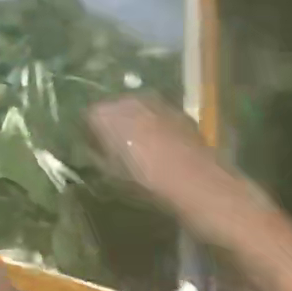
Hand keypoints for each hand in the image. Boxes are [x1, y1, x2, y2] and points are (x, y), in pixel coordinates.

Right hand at [87, 94, 282, 245]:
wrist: (204, 190)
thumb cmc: (149, 184)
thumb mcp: (111, 174)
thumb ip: (96, 155)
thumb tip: (90, 148)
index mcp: (105, 113)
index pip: (87, 117)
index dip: (89, 134)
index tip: (93, 151)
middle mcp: (129, 100)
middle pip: (111, 109)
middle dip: (111, 125)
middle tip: (114, 150)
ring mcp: (158, 104)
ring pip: (135, 111)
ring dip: (134, 125)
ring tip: (139, 150)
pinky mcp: (180, 113)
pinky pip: (157, 117)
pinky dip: (155, 128)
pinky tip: (160, 149)